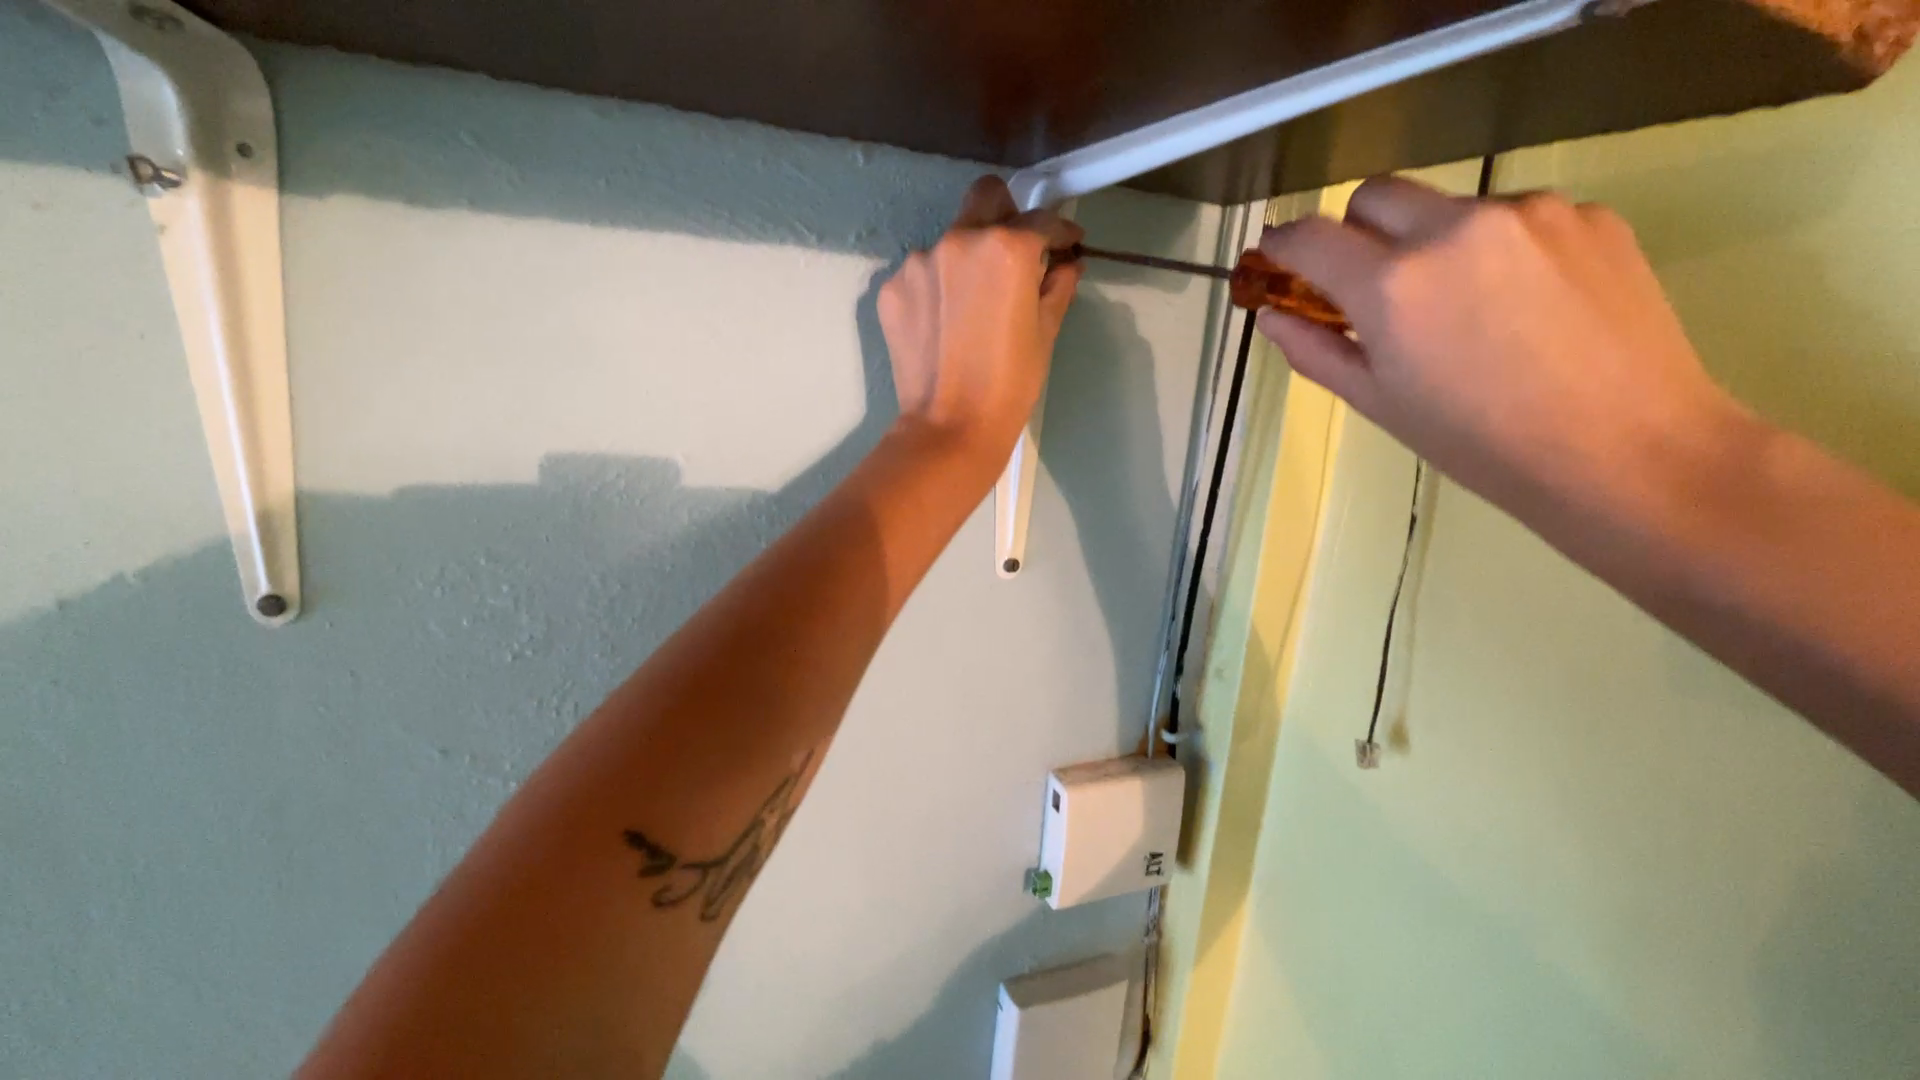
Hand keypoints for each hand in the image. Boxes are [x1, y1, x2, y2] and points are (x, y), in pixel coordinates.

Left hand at [877, 175, 1083, 460]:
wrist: (950, 427)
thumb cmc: (1010, 383)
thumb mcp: (1045, 331)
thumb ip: (1058, 284)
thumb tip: (1067, 262)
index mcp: (1006, 247)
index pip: (1040, 220)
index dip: (1060, 233)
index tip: (1067, 247)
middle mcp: (958, 240)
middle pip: (986, 198)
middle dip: (1007, 216)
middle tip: (1017, 254)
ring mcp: (918, 263)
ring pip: (950, 239)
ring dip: (967, 259)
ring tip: (974, 304)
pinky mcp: (892, 289)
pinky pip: (922, 273)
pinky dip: (938, 288)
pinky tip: (945, 323)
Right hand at [1257, 175, 1749, 516]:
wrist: (1626, 449)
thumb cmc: (1481, 443)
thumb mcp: (1381, 403)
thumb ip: (1316, 350)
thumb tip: (1271, 315)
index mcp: (1393, 285)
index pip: (1312, 237)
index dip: (1284, 244)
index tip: (1278, 256)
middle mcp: (1454, 228)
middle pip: (1377, 195)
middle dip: (1357, 230)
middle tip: (1372, 282)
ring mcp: (1528, 213)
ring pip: (1451, 206)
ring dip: (1435, 242)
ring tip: (1470, 308)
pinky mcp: (1589, 213)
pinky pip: (1517, 217)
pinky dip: (1500, 249)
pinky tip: (1528, 305)